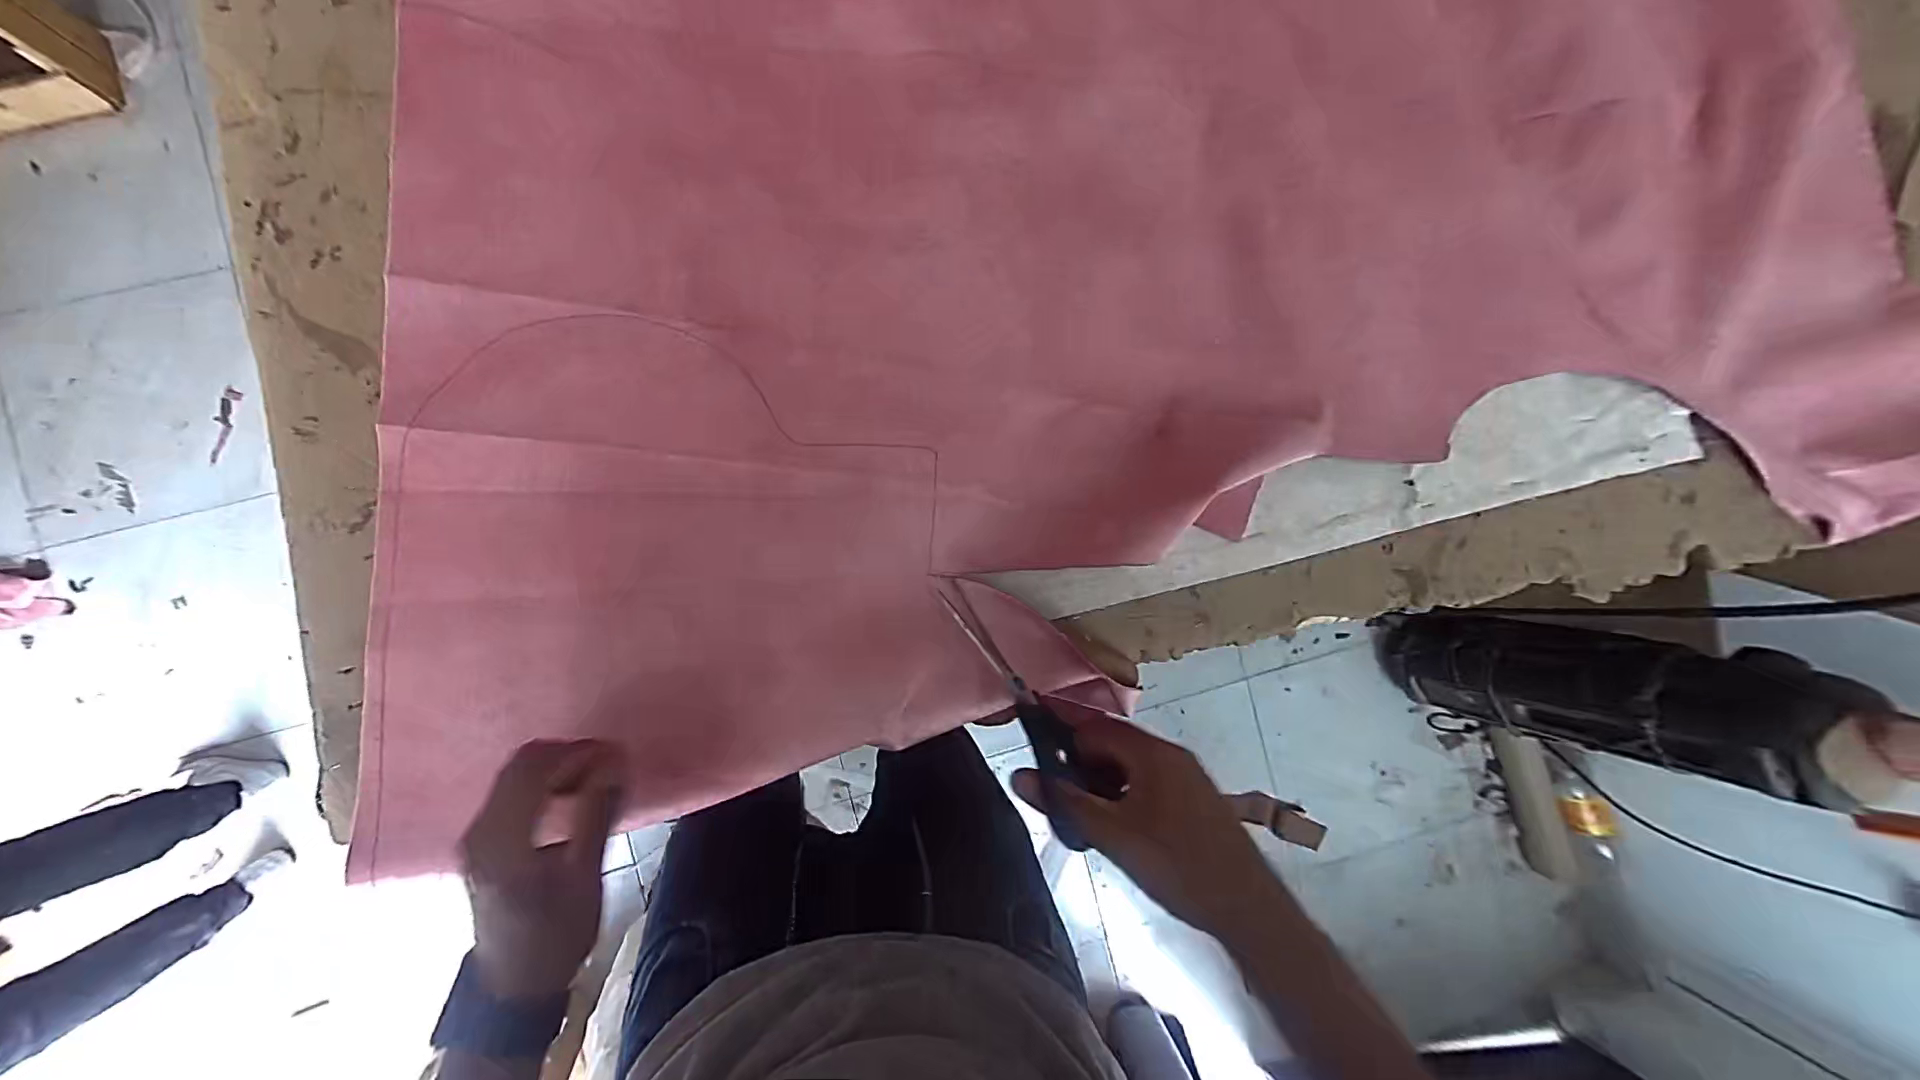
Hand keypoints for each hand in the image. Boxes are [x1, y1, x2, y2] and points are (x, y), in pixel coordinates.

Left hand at [460, 739, 624, 998]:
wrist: (516, 981)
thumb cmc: (557, 932)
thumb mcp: (585, 874)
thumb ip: (596, 813)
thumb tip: (615, 763)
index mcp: (502, 840)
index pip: (534, 769)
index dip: (577, 752)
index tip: (616, 754)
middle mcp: (479, 831)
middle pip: (521, 764)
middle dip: (568, 755)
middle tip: (608, 763)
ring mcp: (475, 835)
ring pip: (515, 773)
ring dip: (557, 766)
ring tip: (595, 778)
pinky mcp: (481, 841)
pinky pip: (511, 790)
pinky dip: (544, 781)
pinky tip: (571, 795)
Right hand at [1012, 708, 1276, 934]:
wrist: (1249, 909)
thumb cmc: (1178, 867)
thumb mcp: (1113, 836)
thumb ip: (1065, 803)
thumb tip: (1021, 776)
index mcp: (1151, 752)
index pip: (1093, 726)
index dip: (1063, 740)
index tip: (1040, 760)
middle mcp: (1171, 754)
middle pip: (1111, 744)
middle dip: (1082, 768)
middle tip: (1065, 802)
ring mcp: (1187, 776)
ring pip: (1129, 766)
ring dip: (1103, 785)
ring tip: (1090, 821)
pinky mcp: (1195, 799)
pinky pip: (1149, 783)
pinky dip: (1126, 796)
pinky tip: (1120, 830)